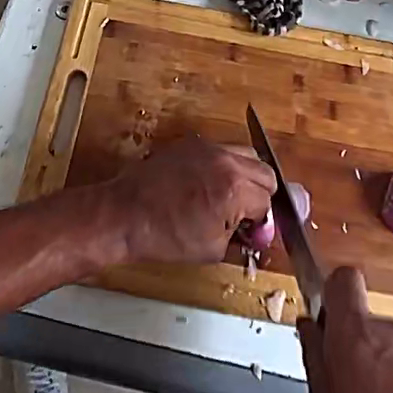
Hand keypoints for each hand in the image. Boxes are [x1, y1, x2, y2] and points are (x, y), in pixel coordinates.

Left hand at [102, 137, 273, 264]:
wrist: (124, 216)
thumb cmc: (163, 236)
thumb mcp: (213, 248)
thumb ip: (244, 236)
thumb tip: (260, 230)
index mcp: (235, 189)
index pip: (268, 203)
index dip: (261, 223)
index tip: (252, 233)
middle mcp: (226, 162)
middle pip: (266, 173)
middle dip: (260, 196)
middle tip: (245, 215)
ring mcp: (208, 148)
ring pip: (247, 155)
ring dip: (246, 177)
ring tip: (229, 198)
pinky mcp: (190, 144)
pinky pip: (221, 150)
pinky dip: (224, 166)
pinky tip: (209, 185)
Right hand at [298, 266, 392, 392]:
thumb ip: (314, 359)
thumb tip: (309, 332)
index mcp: (356, 334)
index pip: (343, 280)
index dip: (329, 293)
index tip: (321, 315)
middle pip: (363, 319)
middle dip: (349, 343)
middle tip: (338, 380)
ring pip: (386, 347)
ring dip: (375, 369)